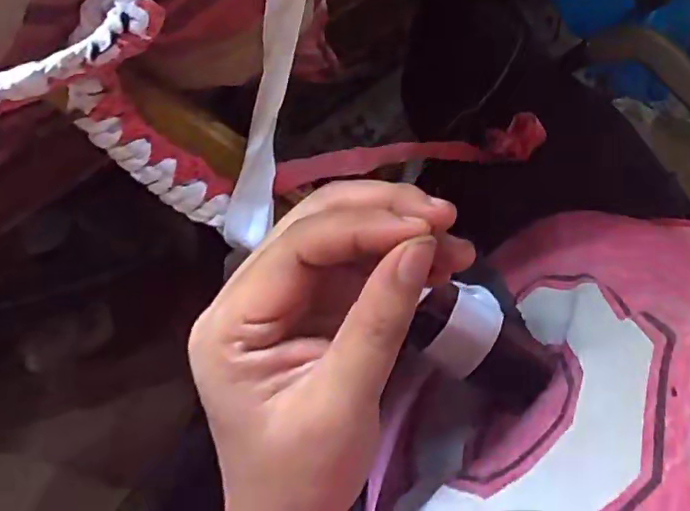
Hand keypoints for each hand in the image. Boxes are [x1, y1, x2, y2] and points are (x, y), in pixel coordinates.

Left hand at [189, 182, 475, 510]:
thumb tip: (421, 245)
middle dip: (386, 210)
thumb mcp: (341, 405)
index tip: (427, 228)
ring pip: (345, 226)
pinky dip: (404, 251)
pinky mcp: (319, 298)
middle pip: (320, 218)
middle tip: (444, 218)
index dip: (366, 225)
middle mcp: (253, 291)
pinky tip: (444, 260)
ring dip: (402, 225)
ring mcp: (288, 291)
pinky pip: (364, 255)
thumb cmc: (302, 478)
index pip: (302, 244)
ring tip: (456, 242)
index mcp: (233, 319)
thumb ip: (379, 320)